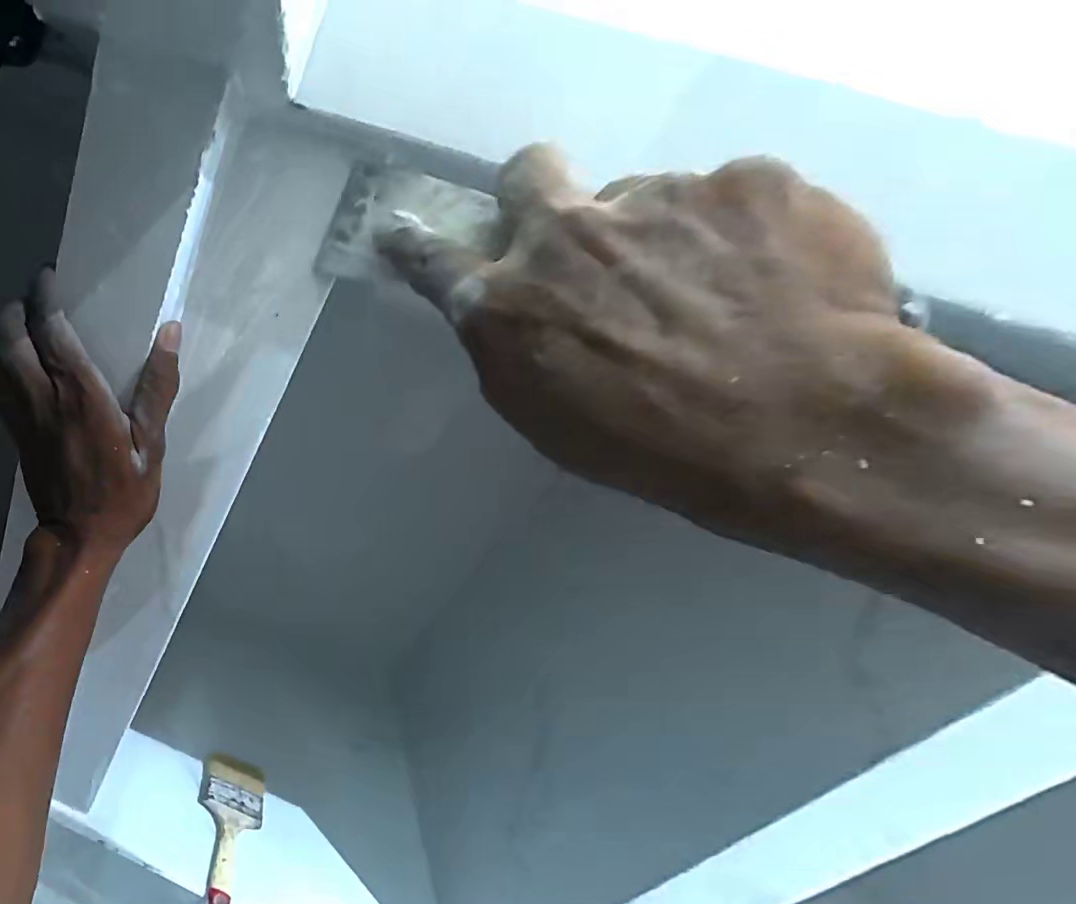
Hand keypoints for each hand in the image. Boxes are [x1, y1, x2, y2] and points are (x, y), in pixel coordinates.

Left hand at [0, 269, 180, 561]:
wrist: (79, 538)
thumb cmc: (122, 495)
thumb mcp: (152, 446)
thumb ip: (158, 388)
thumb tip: (169, 333)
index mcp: (80, 395)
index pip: (50, 329)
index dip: (44, 296)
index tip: (50, 278)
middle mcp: (42, 397)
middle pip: (7, 335)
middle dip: (14, 308)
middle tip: (34, 302)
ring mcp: (20, 416)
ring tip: (20, 330)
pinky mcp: (12, 433)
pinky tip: (9, 363)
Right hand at [379, 144, 1003, 556]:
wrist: (797, 426)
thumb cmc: (639, 442)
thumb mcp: (537, 409)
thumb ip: (508, 342)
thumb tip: (507, 307)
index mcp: (504, 303)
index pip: (434, 259)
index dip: (412, 243)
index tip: (397, 228)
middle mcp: (565, 236)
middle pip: (530, 171)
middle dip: (536, 192)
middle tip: (572, 235)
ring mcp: (658, 198)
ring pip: (640, 200)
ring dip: (651, 236)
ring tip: (702, 297)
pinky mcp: (749, 180)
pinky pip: (722, 198)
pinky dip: (730, 234)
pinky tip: (759, 283)